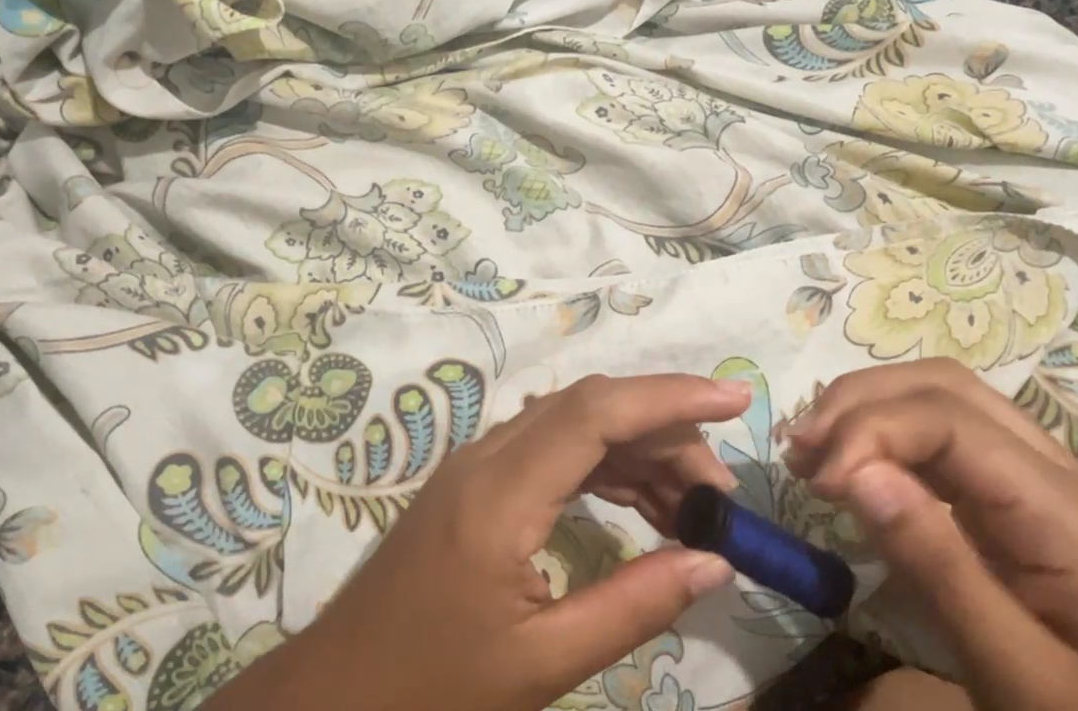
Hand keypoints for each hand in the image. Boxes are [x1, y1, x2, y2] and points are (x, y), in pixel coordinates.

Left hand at [203, 373, 751, 710]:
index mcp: (499, 494)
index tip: (737, 400)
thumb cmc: (434, 683)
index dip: (670, 396)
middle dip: (666, 432)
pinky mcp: (475, 484)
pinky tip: (643, 506)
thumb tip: (717, 561)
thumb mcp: (542, 661)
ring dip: (639, 450)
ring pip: (573, 424)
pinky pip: (552, 451)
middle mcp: (486, 458)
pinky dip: (606, 467)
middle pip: (590, 408)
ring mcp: (477, 466)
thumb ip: (634, 606)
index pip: (596, 412)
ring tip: (695, 507)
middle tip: (721, 497)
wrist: (339, 689)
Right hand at [783, 359, 1077, 710]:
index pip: (950, 418)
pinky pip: (946, 444)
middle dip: (862, 402)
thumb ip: (942, 571)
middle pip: (946, 386)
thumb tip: (857, 474)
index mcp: (1064, 510)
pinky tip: (851, 471)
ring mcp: (1038, 487)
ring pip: (944, 401)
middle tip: (800, 450)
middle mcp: (1055, 475)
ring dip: (870, 412)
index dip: (871, 431)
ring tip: (811, 453)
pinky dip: (887, 441)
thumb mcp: (1021, 674)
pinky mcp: (1017, 508)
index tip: (816, 482)